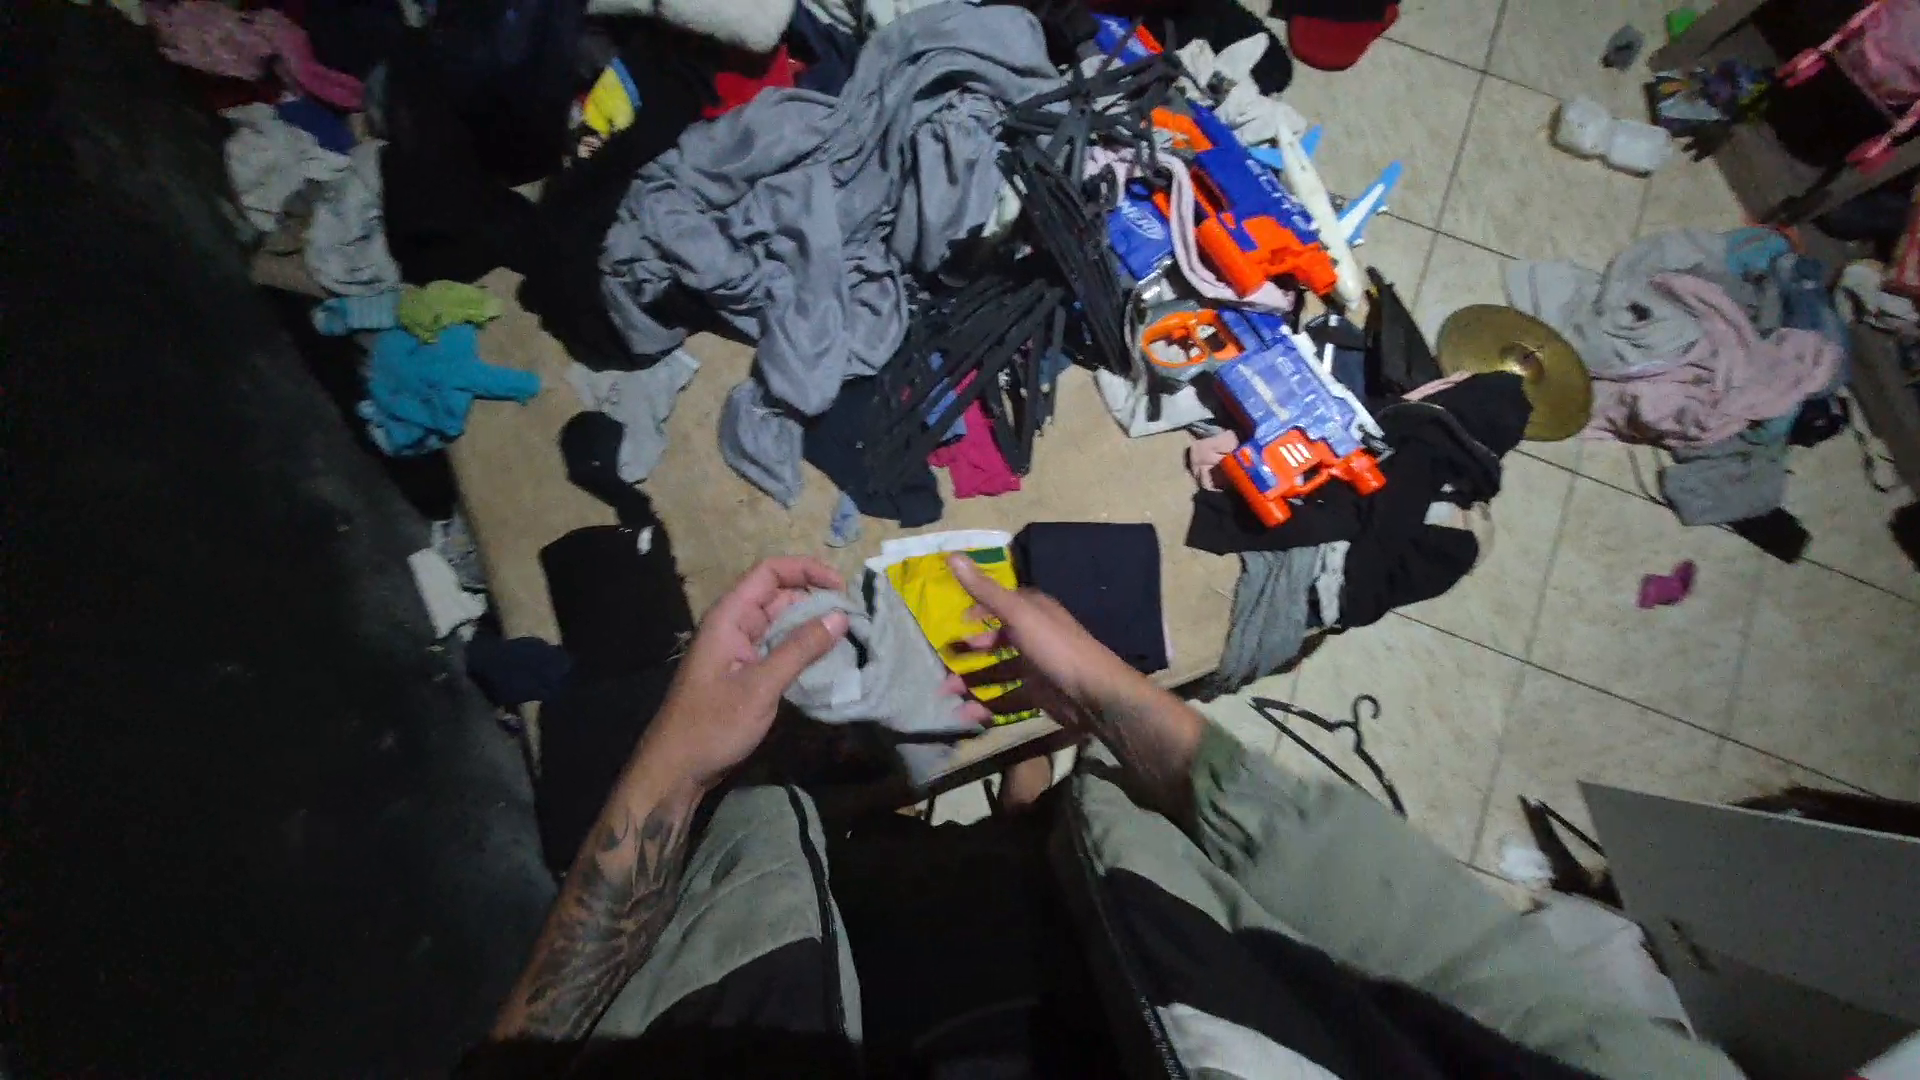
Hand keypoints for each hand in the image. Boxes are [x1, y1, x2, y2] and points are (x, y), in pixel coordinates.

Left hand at [638, 557, 849, 790]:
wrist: (676, 770)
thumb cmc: (712, 725)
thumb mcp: (760, 686)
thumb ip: (801, 649)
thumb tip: (841, 616)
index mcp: (730, 616)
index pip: (770, 572)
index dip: (806, 570)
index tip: (841, 587)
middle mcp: (736, 625)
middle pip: (781, 595)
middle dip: (817, 598)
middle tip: (853, 616)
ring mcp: (742, 649)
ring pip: (784, 622)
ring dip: (814, 625)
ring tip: (849, 635)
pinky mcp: (749, 671)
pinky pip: (782, 647)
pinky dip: (805, 648)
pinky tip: (830, 660)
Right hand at [944, 553, 1143, 727]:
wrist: (1094, 695)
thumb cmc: (1055, 647)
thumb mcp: (1018, 614)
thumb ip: (985, 590)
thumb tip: (953, 555)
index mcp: (1034, 611)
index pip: (1003, 603)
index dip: (980, 609)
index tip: (958, 620)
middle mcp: (1036, 636)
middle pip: (998, 640)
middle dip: (971, 650)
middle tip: (945, 660)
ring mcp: (1037, 667)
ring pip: (999, 671)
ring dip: (972, 680)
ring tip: (946, 691)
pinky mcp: (1039, 695)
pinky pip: (1007, 699)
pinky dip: (986, 706)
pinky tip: (967, 714)